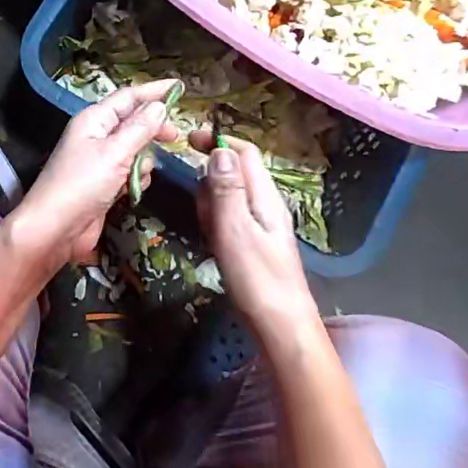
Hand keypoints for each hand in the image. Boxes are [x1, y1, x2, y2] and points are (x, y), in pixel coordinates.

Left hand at [12, 80, 181, 264]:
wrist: (55, 229)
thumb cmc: (82, 184)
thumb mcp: (115, 152)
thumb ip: (140, 128)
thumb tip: (159, 105)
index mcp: (94, 120)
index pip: (128, 97)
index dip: (154, 91)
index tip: (180, 86)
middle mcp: (96, 136)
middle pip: (133, 122)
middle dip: (153, 129)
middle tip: (175, 137)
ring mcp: (100, 161)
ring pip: (135, 149)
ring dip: (143, 160)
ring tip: (138, 174)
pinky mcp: (104, 184)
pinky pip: (129, 172)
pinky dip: (136, 179)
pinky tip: (133, 190)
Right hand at [189, 130, 316, 336]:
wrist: (280, 327)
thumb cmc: (258, 279)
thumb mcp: (235, 230)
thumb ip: (226, 189)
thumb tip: (219, 151)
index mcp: (265, 196)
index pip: (244, 153)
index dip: (218, 142)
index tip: (187, 140)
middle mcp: (265, 204)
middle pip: (233, 172)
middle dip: (209, 182)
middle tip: (202, 211)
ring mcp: (259, 224)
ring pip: (227, 196)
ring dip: (210, 205)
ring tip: (209, 233)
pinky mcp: (252, 242)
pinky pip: (227, 219)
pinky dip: (215, 224)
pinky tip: (213, 245)